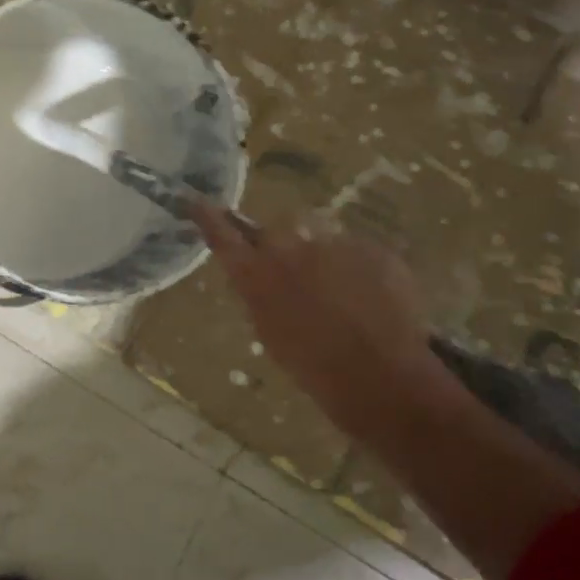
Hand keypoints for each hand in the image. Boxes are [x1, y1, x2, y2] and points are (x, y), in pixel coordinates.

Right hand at [192, 204, 450, 438]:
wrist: (382, 378)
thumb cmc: (313, 366)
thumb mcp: (269, 329)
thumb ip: (259, 291)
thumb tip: (260, 276)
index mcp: (255, 273)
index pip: (222, 233)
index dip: (209, 216)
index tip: (197, 200)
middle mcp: (287, 248)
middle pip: (279, 228)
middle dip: (286, 242)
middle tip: (302, 272)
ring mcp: (333, 244)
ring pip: (323, 239)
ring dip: (326, 256)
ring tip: (346, 292)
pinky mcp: (374, 250)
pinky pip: (360, 251)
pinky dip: (363, 269)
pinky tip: (374, 299)